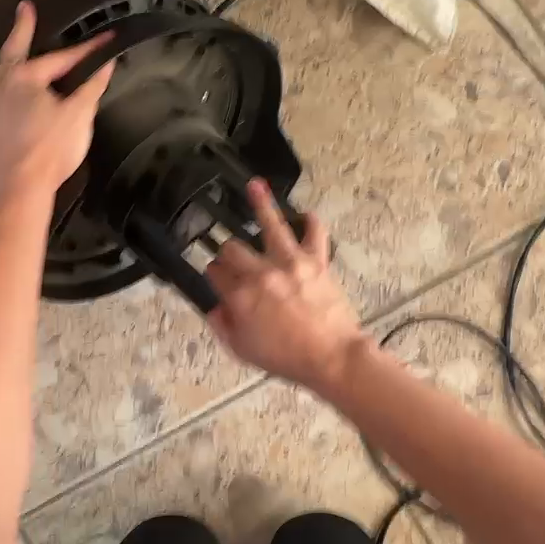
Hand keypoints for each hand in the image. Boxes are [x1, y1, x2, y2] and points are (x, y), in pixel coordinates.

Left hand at [0, 0, 116, 204]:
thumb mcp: (79, 115)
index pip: (61, 59)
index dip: (85, 50)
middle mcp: (1, 87)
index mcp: (27, 78)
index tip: (106, 40)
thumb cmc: (51, 147)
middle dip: (20, 30)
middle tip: (23, 8)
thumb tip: (106, 64)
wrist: (18, 187)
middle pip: (11, 53)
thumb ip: (91, 88)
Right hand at [206, 179, 369, 390]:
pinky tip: (306, 214)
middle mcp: (261, 274)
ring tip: (255, 185)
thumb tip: (215, 310)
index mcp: (240, 297)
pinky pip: (315, 234)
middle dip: (227, 251)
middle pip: (233, 248)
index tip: (216, 277)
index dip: (212, 274)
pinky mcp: (317, 262)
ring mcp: (290, 264)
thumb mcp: (243, 350)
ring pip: (271, 226)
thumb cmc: (288, 358)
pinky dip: (312, 223)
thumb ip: (223, 326)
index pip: (215, 273)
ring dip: (262, 203)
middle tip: (232, 256)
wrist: (331, 358)